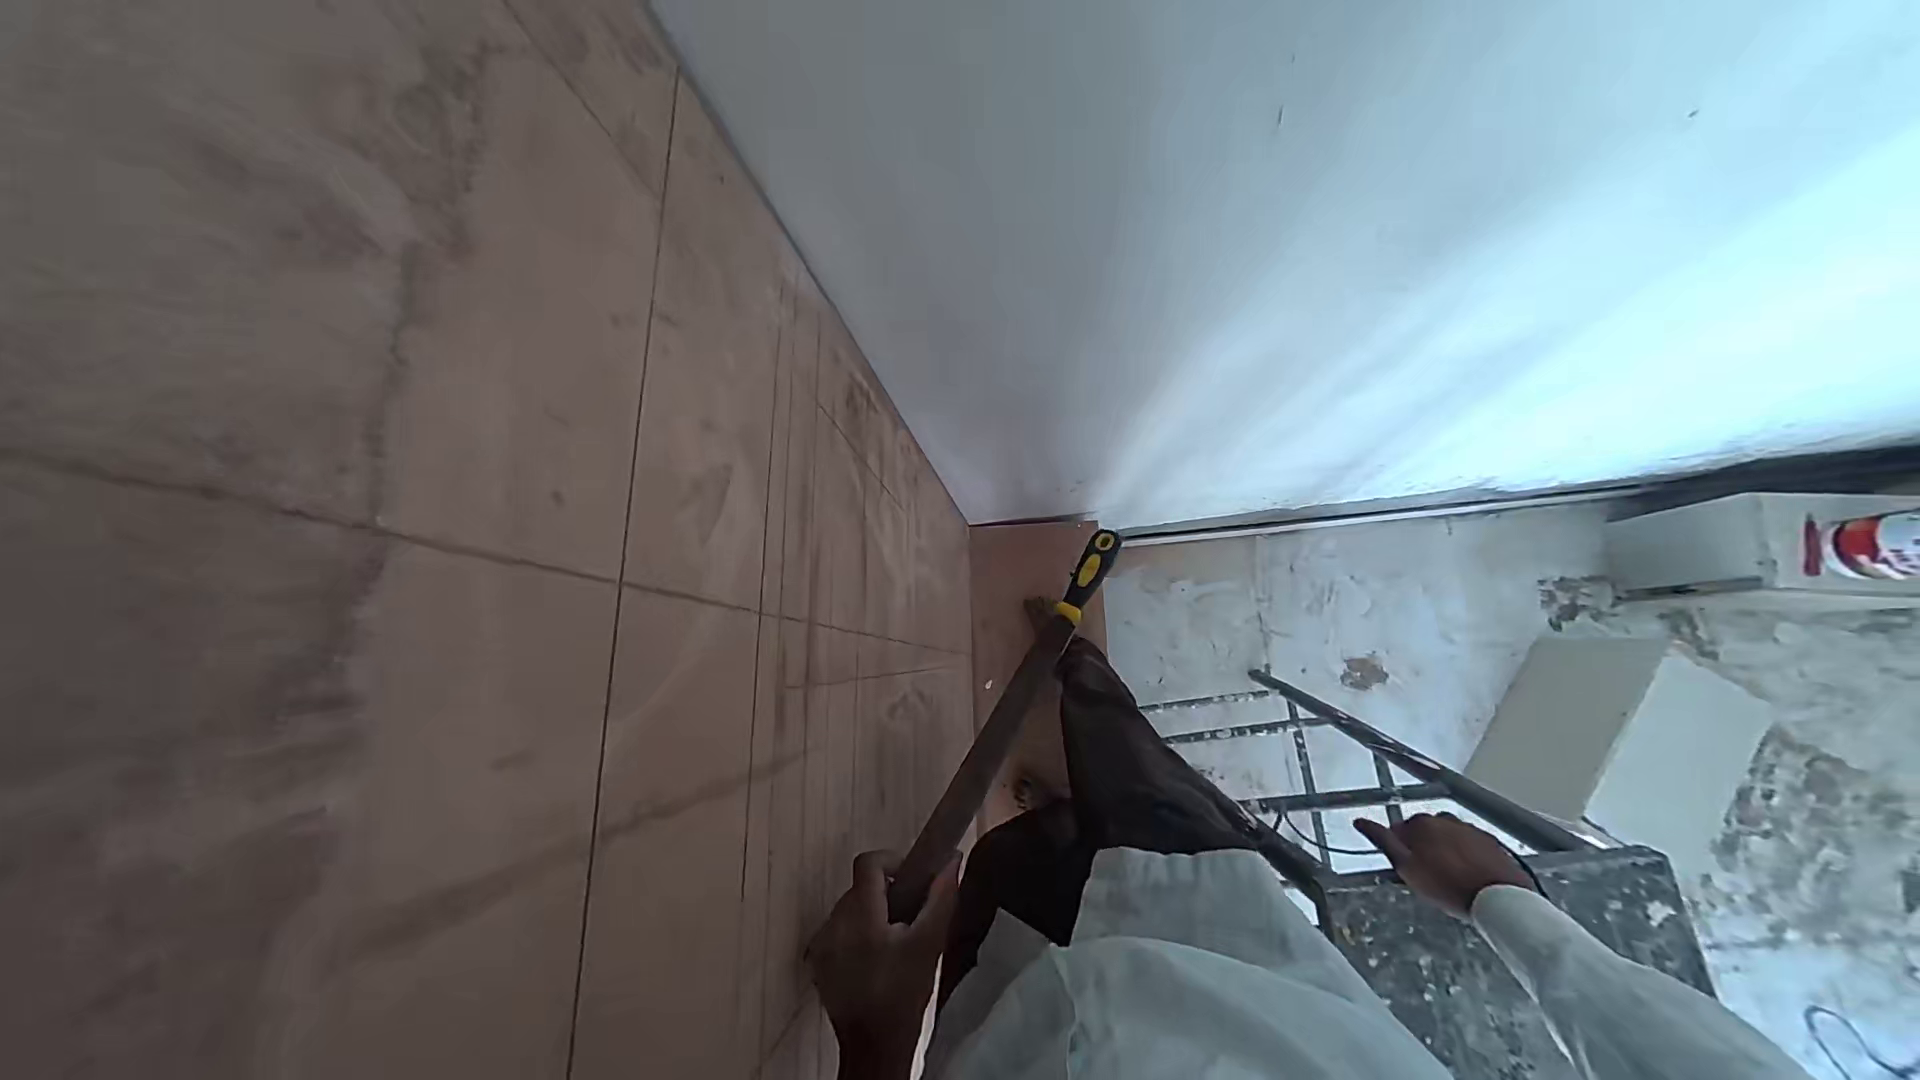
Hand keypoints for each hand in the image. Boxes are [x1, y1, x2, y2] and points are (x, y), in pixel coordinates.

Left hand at [806, 850, 958, 1076]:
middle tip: (908, 917)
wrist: (874, 1050)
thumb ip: (941, 897)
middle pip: (860, 886)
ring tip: (893, 940)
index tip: (910, 881)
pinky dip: (856, 933)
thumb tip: (951, 859)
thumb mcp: (929, 944)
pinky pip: (838, 929)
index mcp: (860, 915)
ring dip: (871, 913)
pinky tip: (874, 958)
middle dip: (885, 893)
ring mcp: (822, 943)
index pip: (868, 862)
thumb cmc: (904, 996)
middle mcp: (834, 923)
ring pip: (850, 906)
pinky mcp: (817, 961)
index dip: (891, 861)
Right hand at [1354, 812, 1538, 918]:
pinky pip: (1472, 845)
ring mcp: (1471, 829)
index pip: (1399, 829)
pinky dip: (1468, 855)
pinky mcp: (1493, 843)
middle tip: (1429, 874)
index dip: (1401, 850)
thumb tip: (1359, 821)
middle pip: (1425, 831)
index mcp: (1420, 822)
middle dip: (1424, 847)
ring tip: (1452, 876)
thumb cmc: (1448, 886)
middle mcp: (1444, 819)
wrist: (1502, 901)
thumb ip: (1382, 841)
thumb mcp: (1406, 867)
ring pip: (1449, 837)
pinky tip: (1471, 874)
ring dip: (1446, 850)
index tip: (1408, 867)